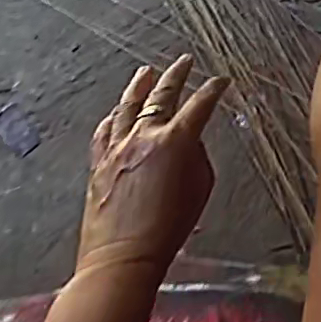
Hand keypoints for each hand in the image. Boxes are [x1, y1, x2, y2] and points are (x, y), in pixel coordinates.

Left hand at [77, 55, 227, 276]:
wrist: (122, 259)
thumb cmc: (170, 226)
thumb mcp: (201, 184)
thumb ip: (195, 155)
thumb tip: (187, 143)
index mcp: (176, 140)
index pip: (202, 103)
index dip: (215, 88)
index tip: (222, 81)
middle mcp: (145, 137)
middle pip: (162, 95)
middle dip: (177, 75)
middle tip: (184, 61)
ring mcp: (118, 150)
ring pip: (128, 107)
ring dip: (139, 87)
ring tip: (145, 72)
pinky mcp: (98, 166)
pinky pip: (104, 134)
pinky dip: (113, 119)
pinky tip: (116, 112)